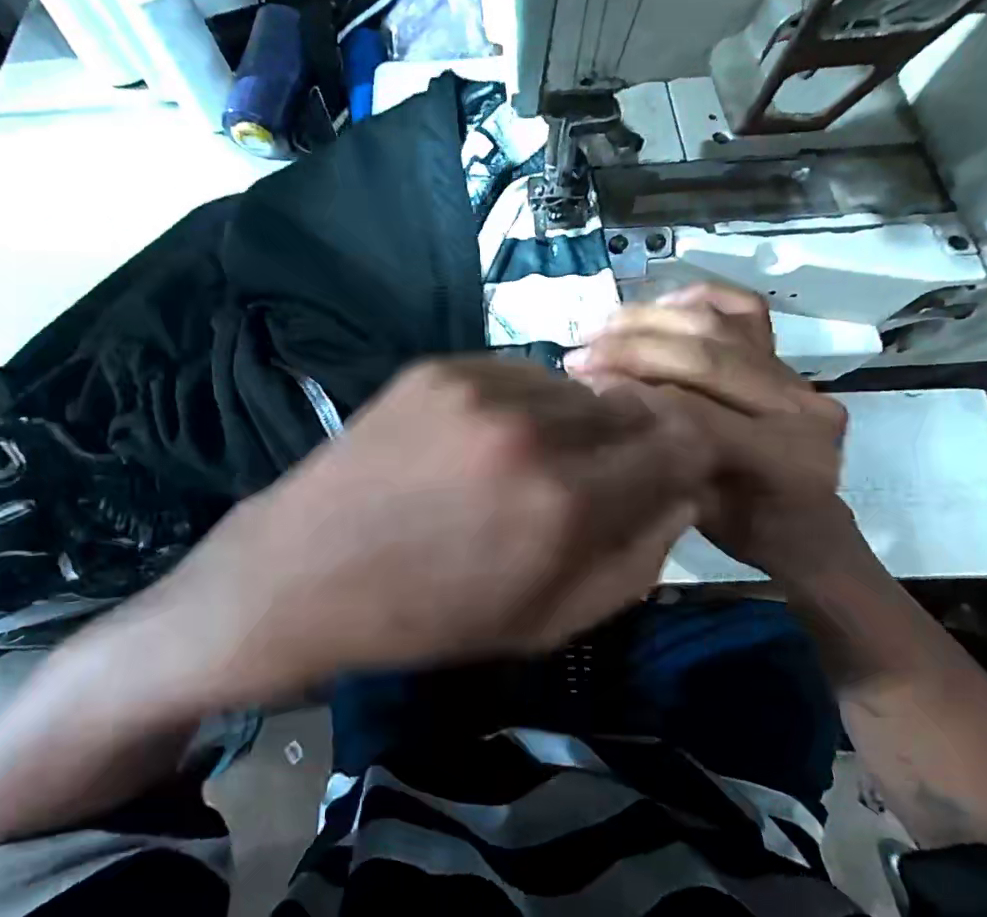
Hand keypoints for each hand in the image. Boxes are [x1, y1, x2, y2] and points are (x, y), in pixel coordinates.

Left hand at [141, 358, 715, 705]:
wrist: (302, 576)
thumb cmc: (432, 618)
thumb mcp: (552, 620)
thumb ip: (638, 558)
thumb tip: (684, 493)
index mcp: (567, 502)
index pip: (681, 440)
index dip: (685, 456)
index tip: (666, 474)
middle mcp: (533, 428)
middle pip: (634, 405)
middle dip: (632, 441)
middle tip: (595, 474)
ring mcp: (482, 387)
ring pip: (577, 387)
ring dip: (576, 422)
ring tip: (531, 459)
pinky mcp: (443, 366)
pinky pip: (521, 374)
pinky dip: (525, 404)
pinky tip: (486, 440)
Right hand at [564, 282, 850, 571]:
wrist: (802, 524)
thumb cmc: (747, 530)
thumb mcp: (697, 508)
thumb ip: (663, 451)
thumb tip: (603, 393)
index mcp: (782, 456)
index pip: (694, 410)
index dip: (632, 392)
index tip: (581, 384)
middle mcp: (797, 405)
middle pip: (705, 357)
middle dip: (633, 349)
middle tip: (581, 354)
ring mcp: (795, 377)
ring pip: (719, 327)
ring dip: (653, 320)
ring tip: (604, 327)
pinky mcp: (786, 360)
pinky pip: (746, 311)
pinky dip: (702, 299)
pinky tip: (661, 305)